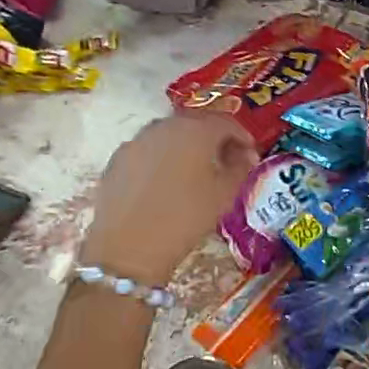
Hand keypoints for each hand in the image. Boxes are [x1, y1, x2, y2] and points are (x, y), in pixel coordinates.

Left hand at [80, 113, 256, 283]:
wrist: (128, 247)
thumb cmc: (185, 218)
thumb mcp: (224, 195)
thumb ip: (240, 168)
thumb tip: (244, 155)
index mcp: (196, 130)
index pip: (226, 122)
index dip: (243, 137)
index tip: (250, 155)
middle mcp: (165, 126)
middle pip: (196, 124)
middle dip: (214, 140)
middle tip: (226, 163)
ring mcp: (137, 140)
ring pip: (170, 135)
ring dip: (188, 148)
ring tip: (196, 174)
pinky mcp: (118, 158)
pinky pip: (149, 150)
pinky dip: (163, 159)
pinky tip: (166, 184)